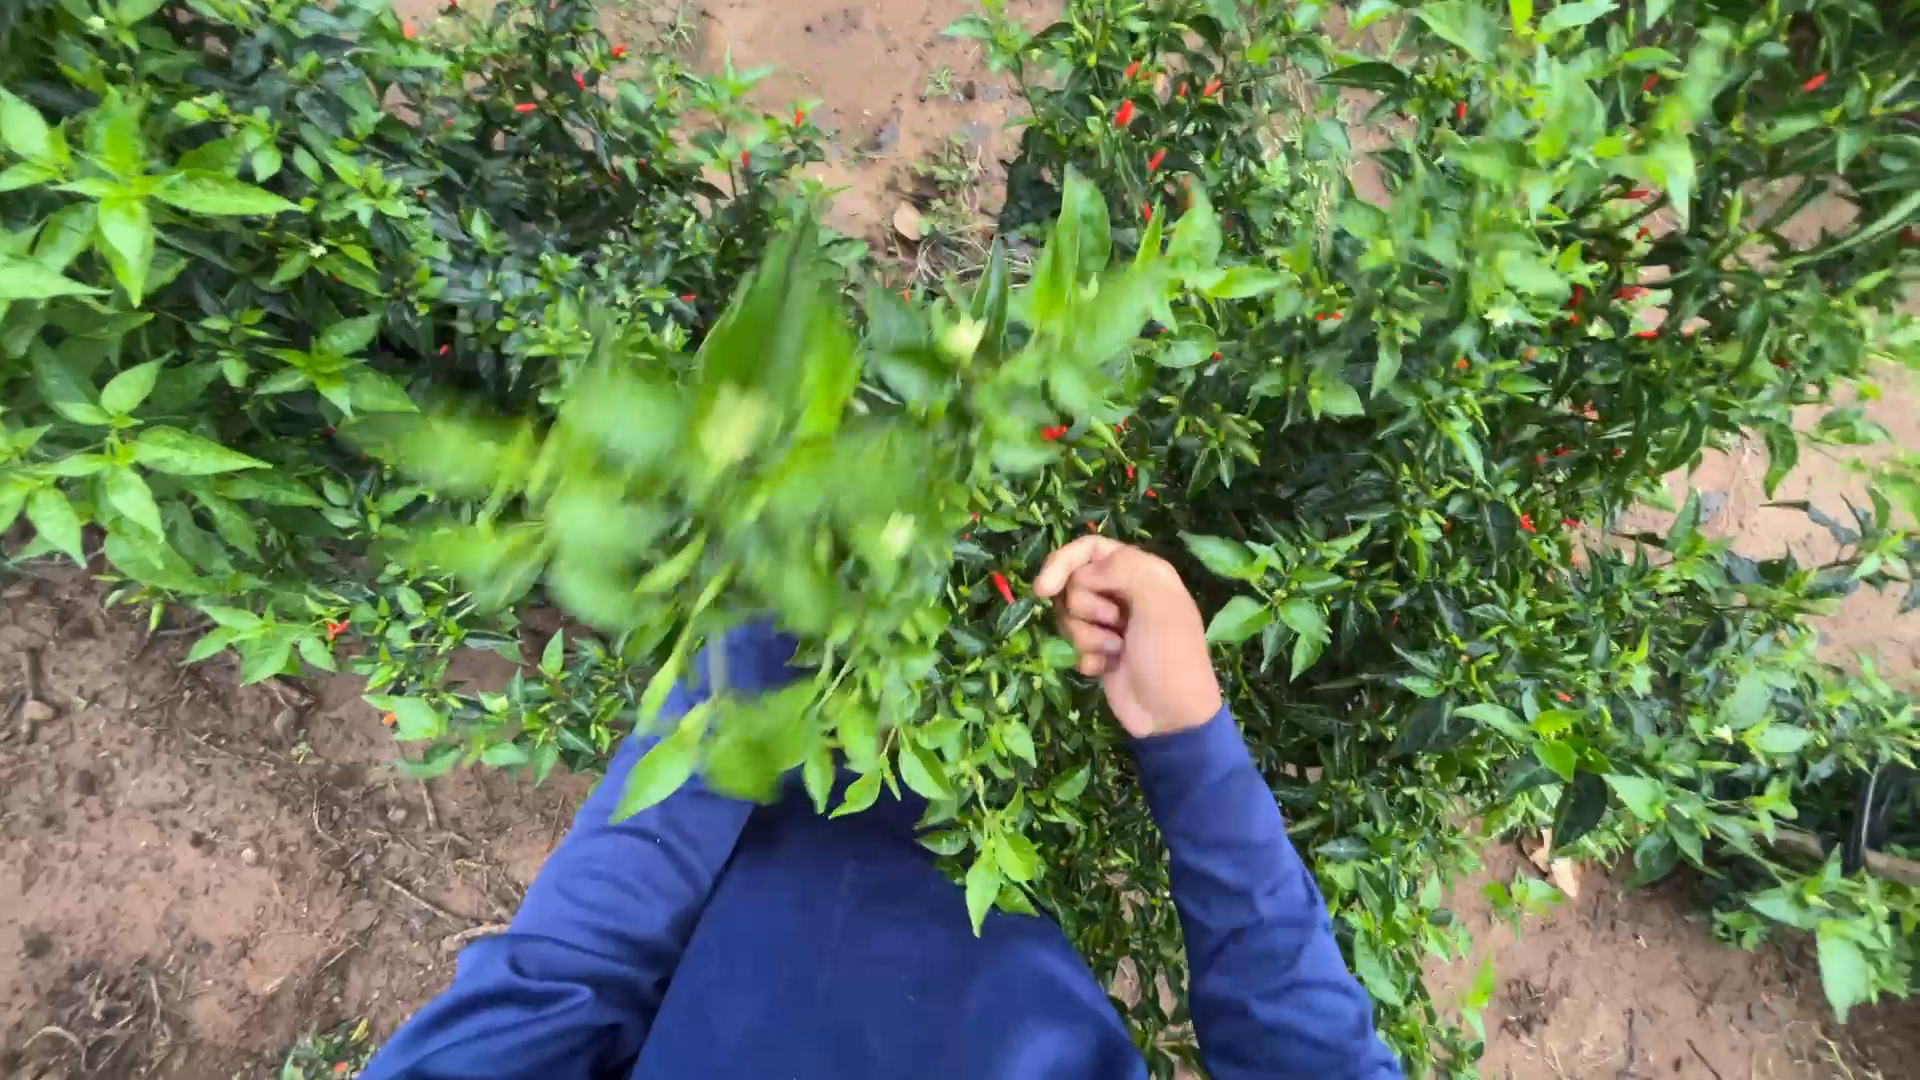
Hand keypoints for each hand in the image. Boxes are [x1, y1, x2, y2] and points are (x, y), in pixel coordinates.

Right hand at [1033, 536, 1223, 738]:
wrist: (1171, 715)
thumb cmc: (1170, 655)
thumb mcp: (1159, 601)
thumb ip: (1122, 568)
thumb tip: (1080, 574)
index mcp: (1141, 571)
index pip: (1088, 549)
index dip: (1061, 562)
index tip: (1043, 589)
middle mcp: (1122, 592)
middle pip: (1073, 582)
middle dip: (1086, 608)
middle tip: (1116, 624)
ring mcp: (1109, 623)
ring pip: (1069, 614)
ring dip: (1086, 635)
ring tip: (1115, 651)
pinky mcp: (1098, 650)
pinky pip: (1071, 643)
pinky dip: (1086, 656)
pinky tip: (1107, 668)